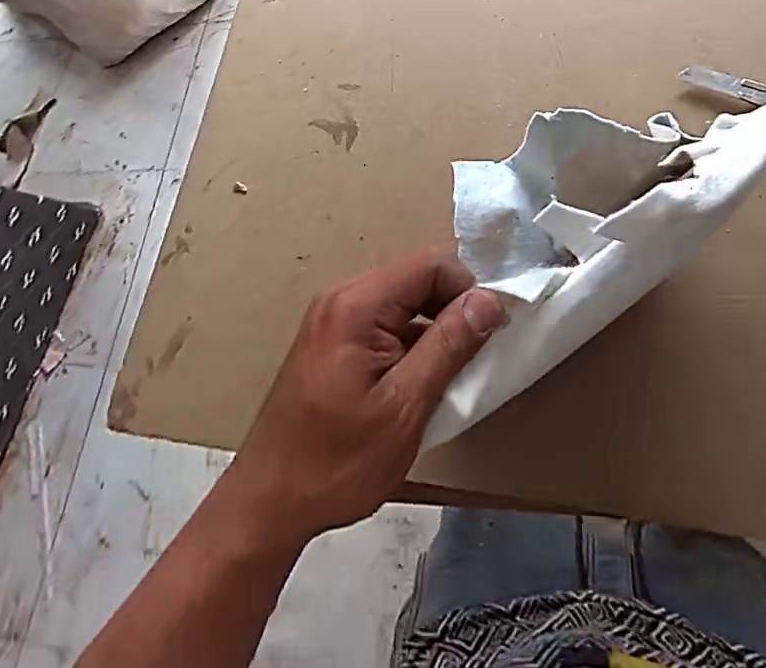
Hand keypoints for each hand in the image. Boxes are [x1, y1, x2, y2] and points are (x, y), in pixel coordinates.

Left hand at [215, 247, 506, 549]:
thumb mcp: (405, 407)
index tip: (494, 328)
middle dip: (454, 307)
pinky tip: (425, 378)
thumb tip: (489, 301)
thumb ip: (449, 346)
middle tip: (480, 352)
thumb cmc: (338, 461)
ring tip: (456, 370)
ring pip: (404, 300)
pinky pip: (385, 321)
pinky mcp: (334, 339)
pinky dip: (413, 340)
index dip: (469, 288)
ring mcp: (334, 318)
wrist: (270, 501)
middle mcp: (341, 297)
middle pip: (416, 277)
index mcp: (356, 304)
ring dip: (436, 326)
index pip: (430, 263)